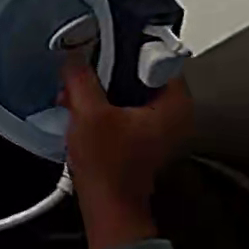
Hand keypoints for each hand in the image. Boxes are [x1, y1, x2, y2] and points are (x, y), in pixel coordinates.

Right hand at [59, 57, 192, 248]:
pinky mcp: (139, 130)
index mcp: (175, 104)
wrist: (107, 202)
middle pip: (138, 68)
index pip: (156, 55)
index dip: (125, 47)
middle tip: (84, 71)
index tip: (101, 45)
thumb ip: (81, 76)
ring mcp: (157, 121)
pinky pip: (120, 100)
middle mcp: (172, 110)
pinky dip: (99, 99)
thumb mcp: (88, 112)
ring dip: (97, 84)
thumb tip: (74, 53)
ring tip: (76, 92)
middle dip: (105, 67)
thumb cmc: (109, 166)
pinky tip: (78, 105)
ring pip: (126, 84)